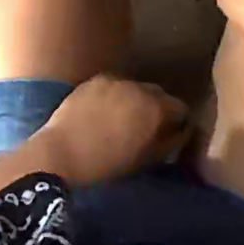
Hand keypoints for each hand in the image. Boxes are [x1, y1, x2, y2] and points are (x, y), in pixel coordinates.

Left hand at [33, 75, 189, 186]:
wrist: (62, 154)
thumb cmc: (107, 165)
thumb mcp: (145, 160)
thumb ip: (168, 143)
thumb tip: (181, 132)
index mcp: (157, 109)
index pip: (181, 108)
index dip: (177, 122)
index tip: (170, 133)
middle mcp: (141, 88)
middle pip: (159, 94)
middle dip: (156, 108)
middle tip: (144, 127)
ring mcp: (117, 80)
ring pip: (135, 88)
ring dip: (134, 100)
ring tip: (121, 118)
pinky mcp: (96, 79)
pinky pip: (114, 85)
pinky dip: (114, 95)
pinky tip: (102, 111)